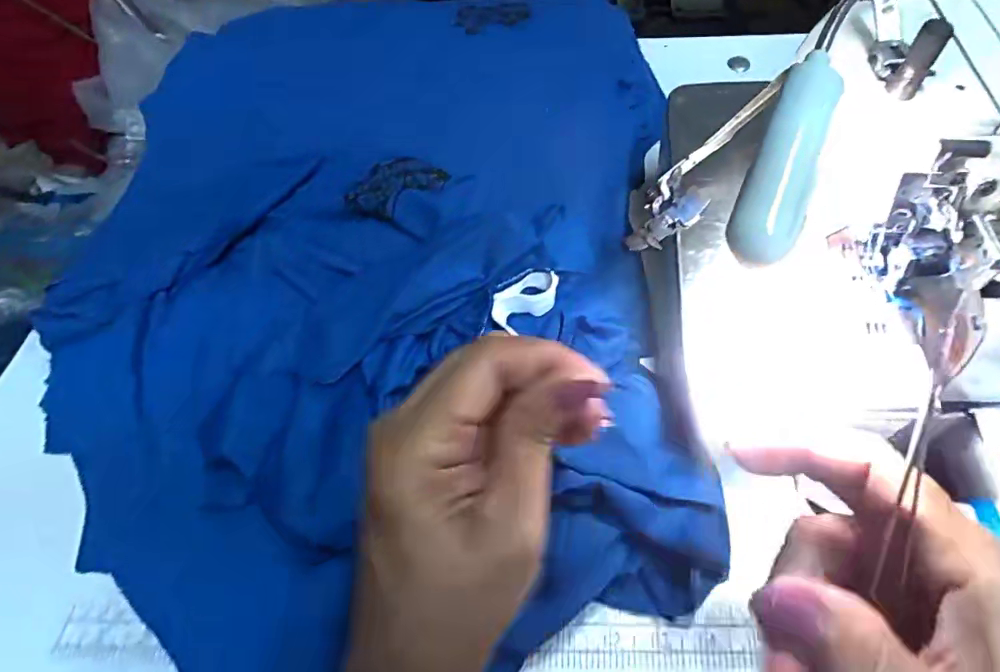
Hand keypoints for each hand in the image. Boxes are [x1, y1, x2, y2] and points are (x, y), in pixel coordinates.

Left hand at [345, 335, 611, 671]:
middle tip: (596, 399)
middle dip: (545, 370)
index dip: (547, 358)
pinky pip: (473, 405)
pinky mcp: (418, 445)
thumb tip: (576, 377)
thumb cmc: (464, 603)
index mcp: (414, 438)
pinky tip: (556, 425)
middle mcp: (400, 418)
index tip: (599, 383)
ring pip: (480, 378)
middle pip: (481, 361)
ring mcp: (405, 430)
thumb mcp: (512, 522)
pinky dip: (517, 408)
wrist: (409, 662)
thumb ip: (535, 435)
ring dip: (535, 388)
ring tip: (586, 415)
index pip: (486, 362)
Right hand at [734, 445, 999, 671]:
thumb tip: (774, 594)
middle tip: (781, 660)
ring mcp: (914, 601)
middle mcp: (931, 563)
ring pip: (823, 578)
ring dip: (795, 628)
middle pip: (834, 531)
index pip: (874, 470)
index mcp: (961, 557)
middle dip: (796, 586)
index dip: (806, 449)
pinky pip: (834, 616)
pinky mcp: (901, 635)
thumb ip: (858, 645)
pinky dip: (808, 647)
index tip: (741, 458)